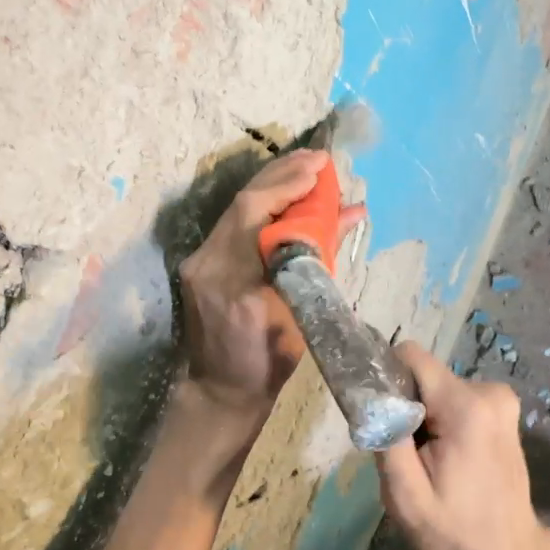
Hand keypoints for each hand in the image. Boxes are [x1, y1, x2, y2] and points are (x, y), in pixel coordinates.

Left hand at [176, 149, 365, 414]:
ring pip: (235, 211)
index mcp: (235, 281)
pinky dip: (260, 208)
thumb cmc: (267, 364)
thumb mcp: (300, 316)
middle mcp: (208, 264)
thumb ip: (319, 262)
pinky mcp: (199, 266)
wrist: (220, 390)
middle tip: (317, 159)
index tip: (319, 168)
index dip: (286, 185)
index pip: (253, 213)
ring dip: (271, 187)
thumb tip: (351, 214)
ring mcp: (198, 263)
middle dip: (281, 176)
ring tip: (304, 169)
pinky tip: (283, 198)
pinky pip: (231, 226)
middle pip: (242, 203)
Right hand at [376, 343, 549, 549]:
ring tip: (428, 464)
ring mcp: (501, 401)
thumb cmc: (454, 532)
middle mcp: (489, 392)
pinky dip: (442, 423)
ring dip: (424, 419)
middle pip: (424, 377)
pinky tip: (446, 461)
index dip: (386, 379)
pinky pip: (455, 401)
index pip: (411, 357)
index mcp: (466, 406)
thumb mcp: (404, 495)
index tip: (379, 416)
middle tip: (407, 456)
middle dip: (406, 408)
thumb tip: (369, 395)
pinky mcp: (503, 412)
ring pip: (437, 390)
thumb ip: (385, 436)